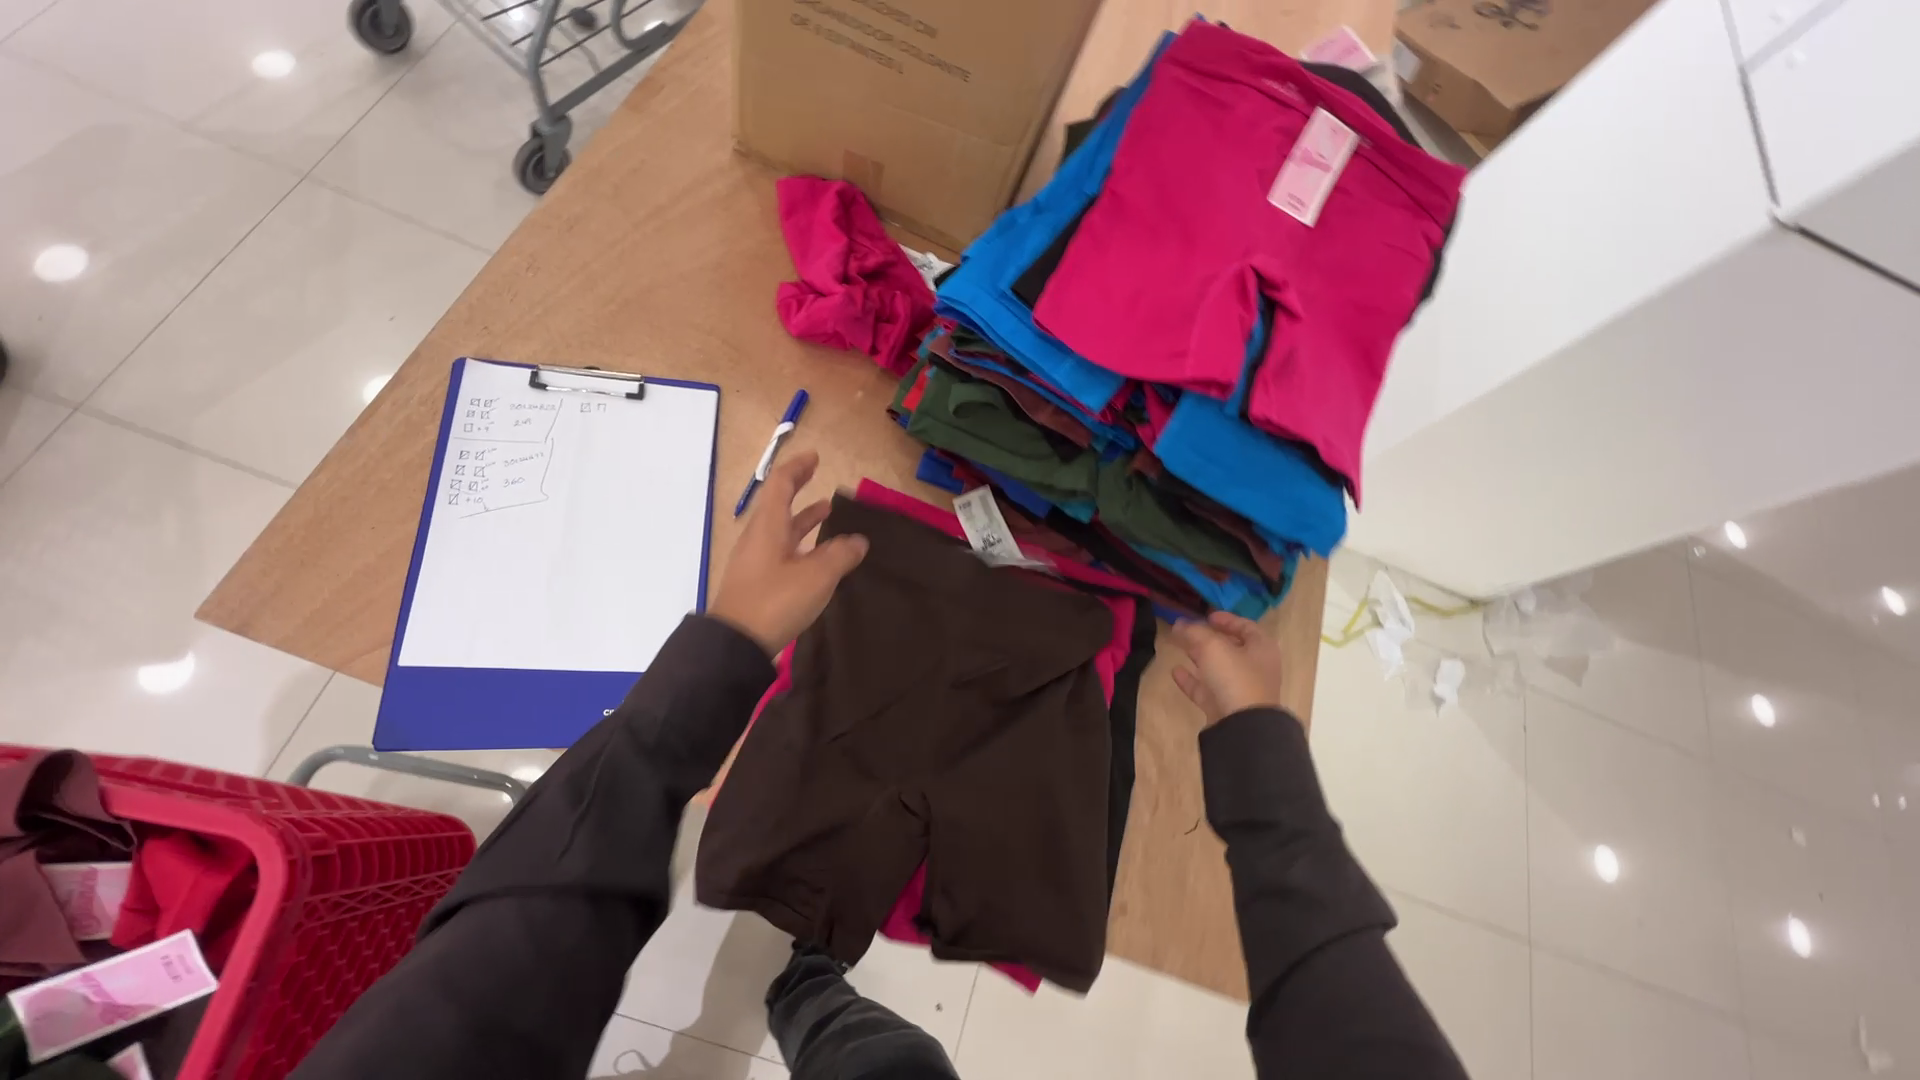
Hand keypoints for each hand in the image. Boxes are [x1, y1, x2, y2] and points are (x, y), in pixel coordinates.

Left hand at [708, 450, 868, 654]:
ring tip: (826, 513)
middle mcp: (758, 538)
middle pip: (777, 504)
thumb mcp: (816, 577)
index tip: (815, 457)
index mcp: (768, 526)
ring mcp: (755, 560)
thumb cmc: (775, 601)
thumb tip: (858, 541)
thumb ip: (840, 555)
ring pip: (780, 529)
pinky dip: (799, 542)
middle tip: (817, 476)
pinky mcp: (756, 581)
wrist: (736, 644)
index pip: (780, 485)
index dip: (797, 468)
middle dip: (799, 488)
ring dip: (802, 517)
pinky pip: (780, 550)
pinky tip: (816, 555)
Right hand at [1171, 611, 1286, 725]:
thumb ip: (1194, 632)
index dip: (1227, 619)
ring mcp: (1240, 689)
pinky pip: (1206, 689)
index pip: (1246, 627)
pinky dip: (1192, 680)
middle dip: (1208, 638)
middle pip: (1230, 647)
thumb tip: (1179, 623)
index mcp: (1261, 648)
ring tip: (1179, 646)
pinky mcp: (1225, 707)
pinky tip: (1175, 672)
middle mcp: (1254, 668)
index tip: (1207, 615)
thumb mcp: (1213, 647)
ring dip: (1199, 657)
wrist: (1243, 727)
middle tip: (1188, 630)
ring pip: (1217, 668)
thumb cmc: (1235, 677)